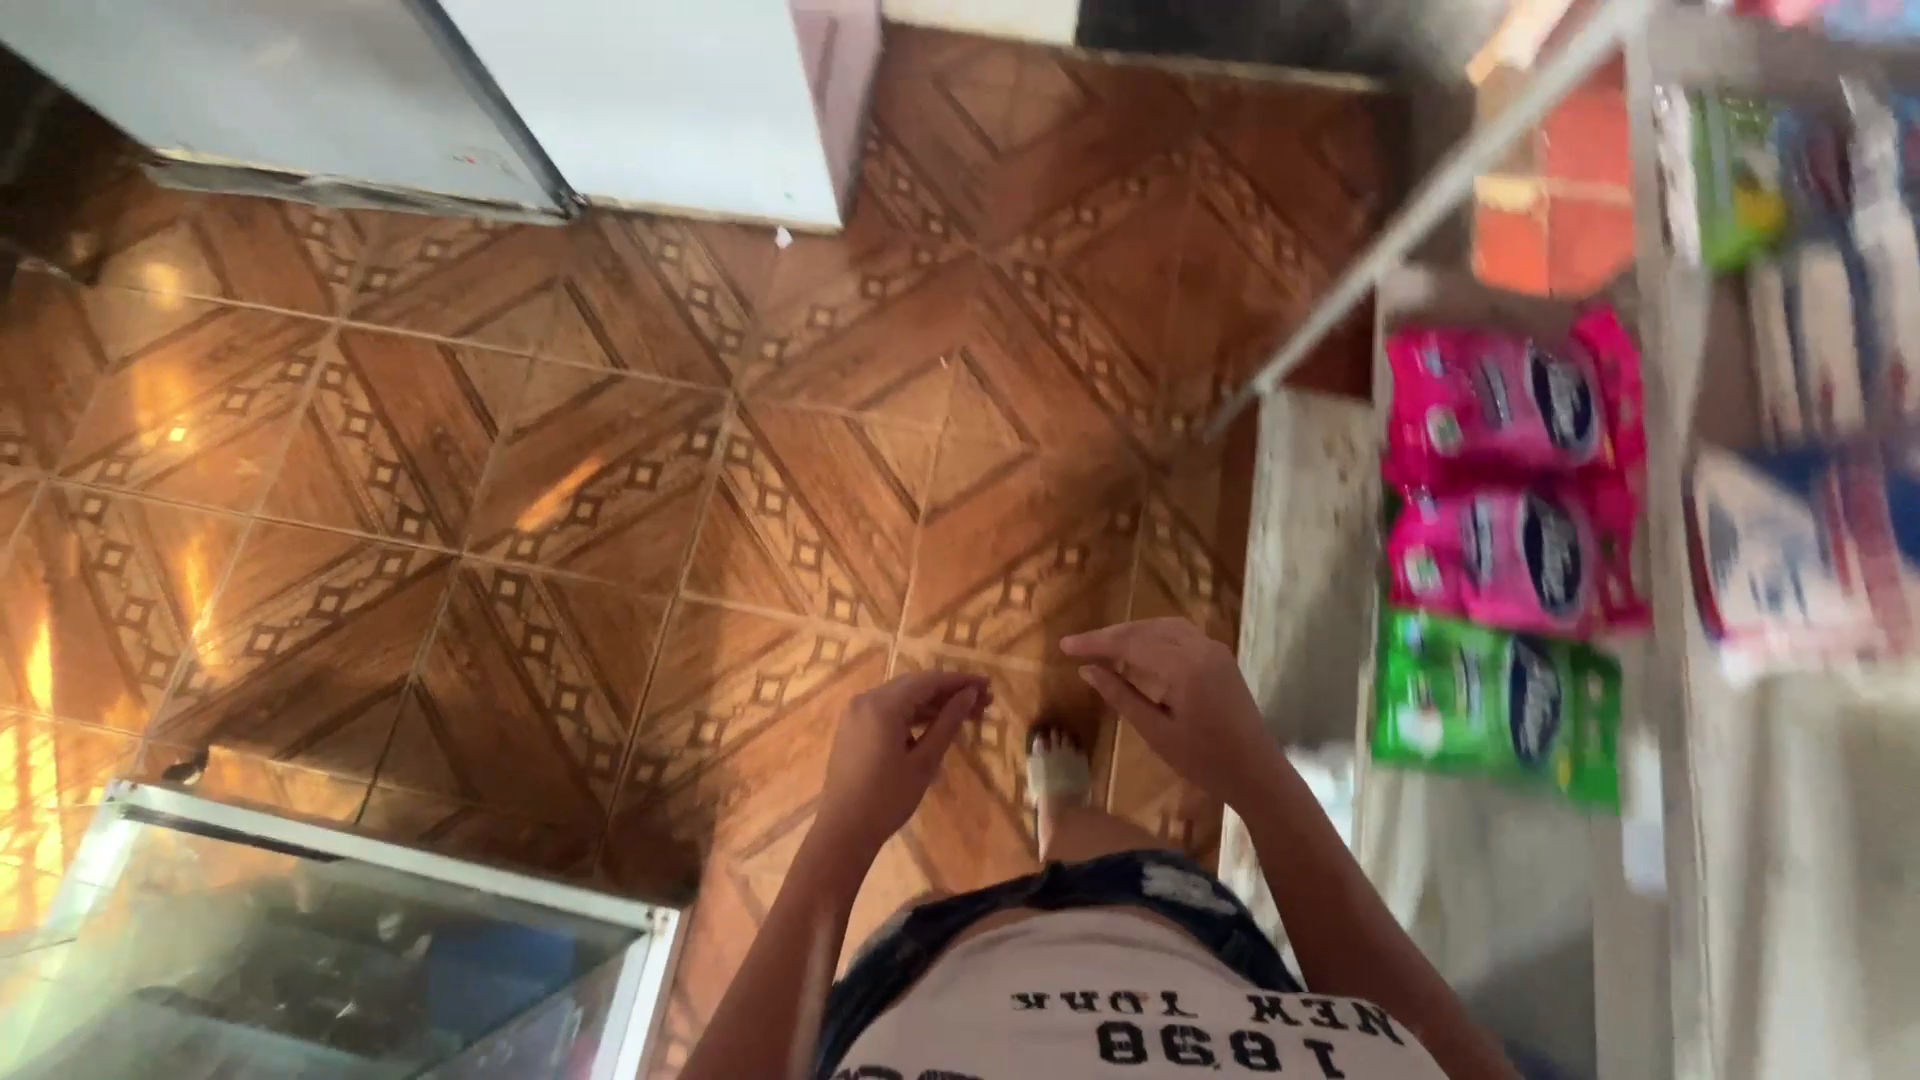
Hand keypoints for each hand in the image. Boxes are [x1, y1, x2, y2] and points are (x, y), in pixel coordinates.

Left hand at [811, 671, 991, 865]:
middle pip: (915, 685)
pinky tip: (934, 726)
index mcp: (882, 705)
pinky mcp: (853, 727)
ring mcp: (856, 713)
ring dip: (932, 703)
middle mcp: (866, 699)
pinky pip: (888, 710)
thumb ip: (948, 722)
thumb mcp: (924, 761)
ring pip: (901, 697)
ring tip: (965, 714)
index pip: (929, 681)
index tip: (987, 685)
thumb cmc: (887, 798)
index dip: (960, 681)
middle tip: (982, 702)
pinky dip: (912, 714)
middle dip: (948, 691)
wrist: (843, 831)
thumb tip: (970, 695)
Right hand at [1062, 618, 1285, 810]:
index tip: (1065, 646)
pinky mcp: (1220, 657)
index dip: (1095, 643)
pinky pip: (1180, 634)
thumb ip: (1121, 696)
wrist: (1258, 774)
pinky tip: (1138, 651)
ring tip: (1103, 647)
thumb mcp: (1156, 732)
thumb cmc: (1205, 761)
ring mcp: (1214, 650)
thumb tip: (1087, 670)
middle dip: (1110, 635)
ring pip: (1163, 626)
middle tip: (1078, 646)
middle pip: (1146, 629)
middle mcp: (1201, 648)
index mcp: (1184, 667)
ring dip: (1132, 632)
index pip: (1130, 644)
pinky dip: (1153, 636)